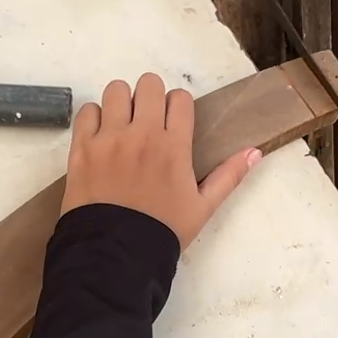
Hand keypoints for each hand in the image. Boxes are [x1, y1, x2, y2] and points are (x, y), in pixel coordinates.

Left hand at [60, 74, 261, 249]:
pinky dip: (94, 118)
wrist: (117, 253)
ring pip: (116, 91)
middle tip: (148, 120)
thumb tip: (255, 151)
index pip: (180, 98)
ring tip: (122, 124)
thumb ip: (229, 176)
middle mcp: (141, 134)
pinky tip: (100, 136)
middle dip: (152, 98)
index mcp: (173, 146)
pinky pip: (87, 111)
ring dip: (122, 102)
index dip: (179, 107)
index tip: (174, 122)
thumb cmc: (163, 230)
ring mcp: (109, 138)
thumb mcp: (203, 207)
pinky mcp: (82, 147)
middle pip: (149, 85)